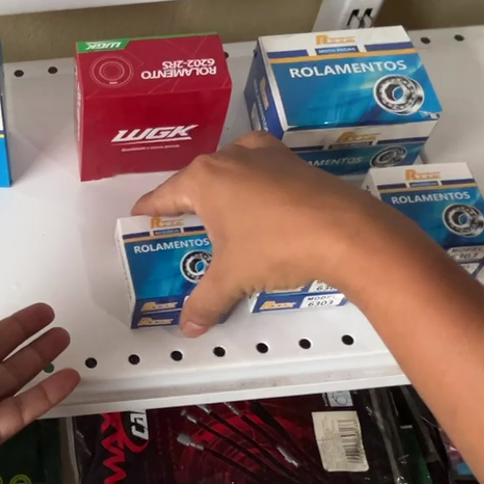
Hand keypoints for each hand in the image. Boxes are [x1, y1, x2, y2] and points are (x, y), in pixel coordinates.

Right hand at [133, 131, 388, 335]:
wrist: (346, 232)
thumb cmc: (275, 247)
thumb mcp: (232, 279)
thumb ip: (205, 302)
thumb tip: (188, 329)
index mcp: (203, 178)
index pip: (162, 196)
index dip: (147, 212)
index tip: (137, 220)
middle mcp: (229, 157)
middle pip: (194, 182)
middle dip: (185, 207)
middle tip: (179, 232)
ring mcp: (263, 154)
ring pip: (228, 172)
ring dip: (220, 194)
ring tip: (217, 220)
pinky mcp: (293, 162)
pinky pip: (258, 172)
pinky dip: (250, 188)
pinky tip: (256, 208)